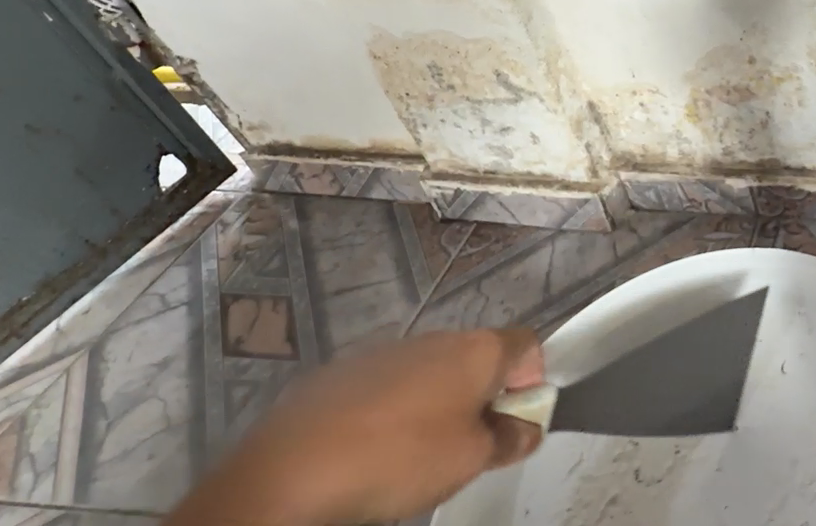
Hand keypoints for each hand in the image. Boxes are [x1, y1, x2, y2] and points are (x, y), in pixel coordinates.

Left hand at [169, 329, 544, 525]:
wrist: (284, 478)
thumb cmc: (398, 461)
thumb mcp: (470, 462)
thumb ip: (509, 440)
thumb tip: (525, 428)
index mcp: (478, 350)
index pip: (529, 345)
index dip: (531, 381)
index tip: (514, 422)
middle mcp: (437, 338)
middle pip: (477, 358)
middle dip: (481, 396)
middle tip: (467, 446)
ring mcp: (384, 352)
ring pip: (428, 372)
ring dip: (433, 403)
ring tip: (411, 454)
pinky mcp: (337, 374)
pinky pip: (382, 387)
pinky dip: (386, 411)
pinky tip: (365, 452)